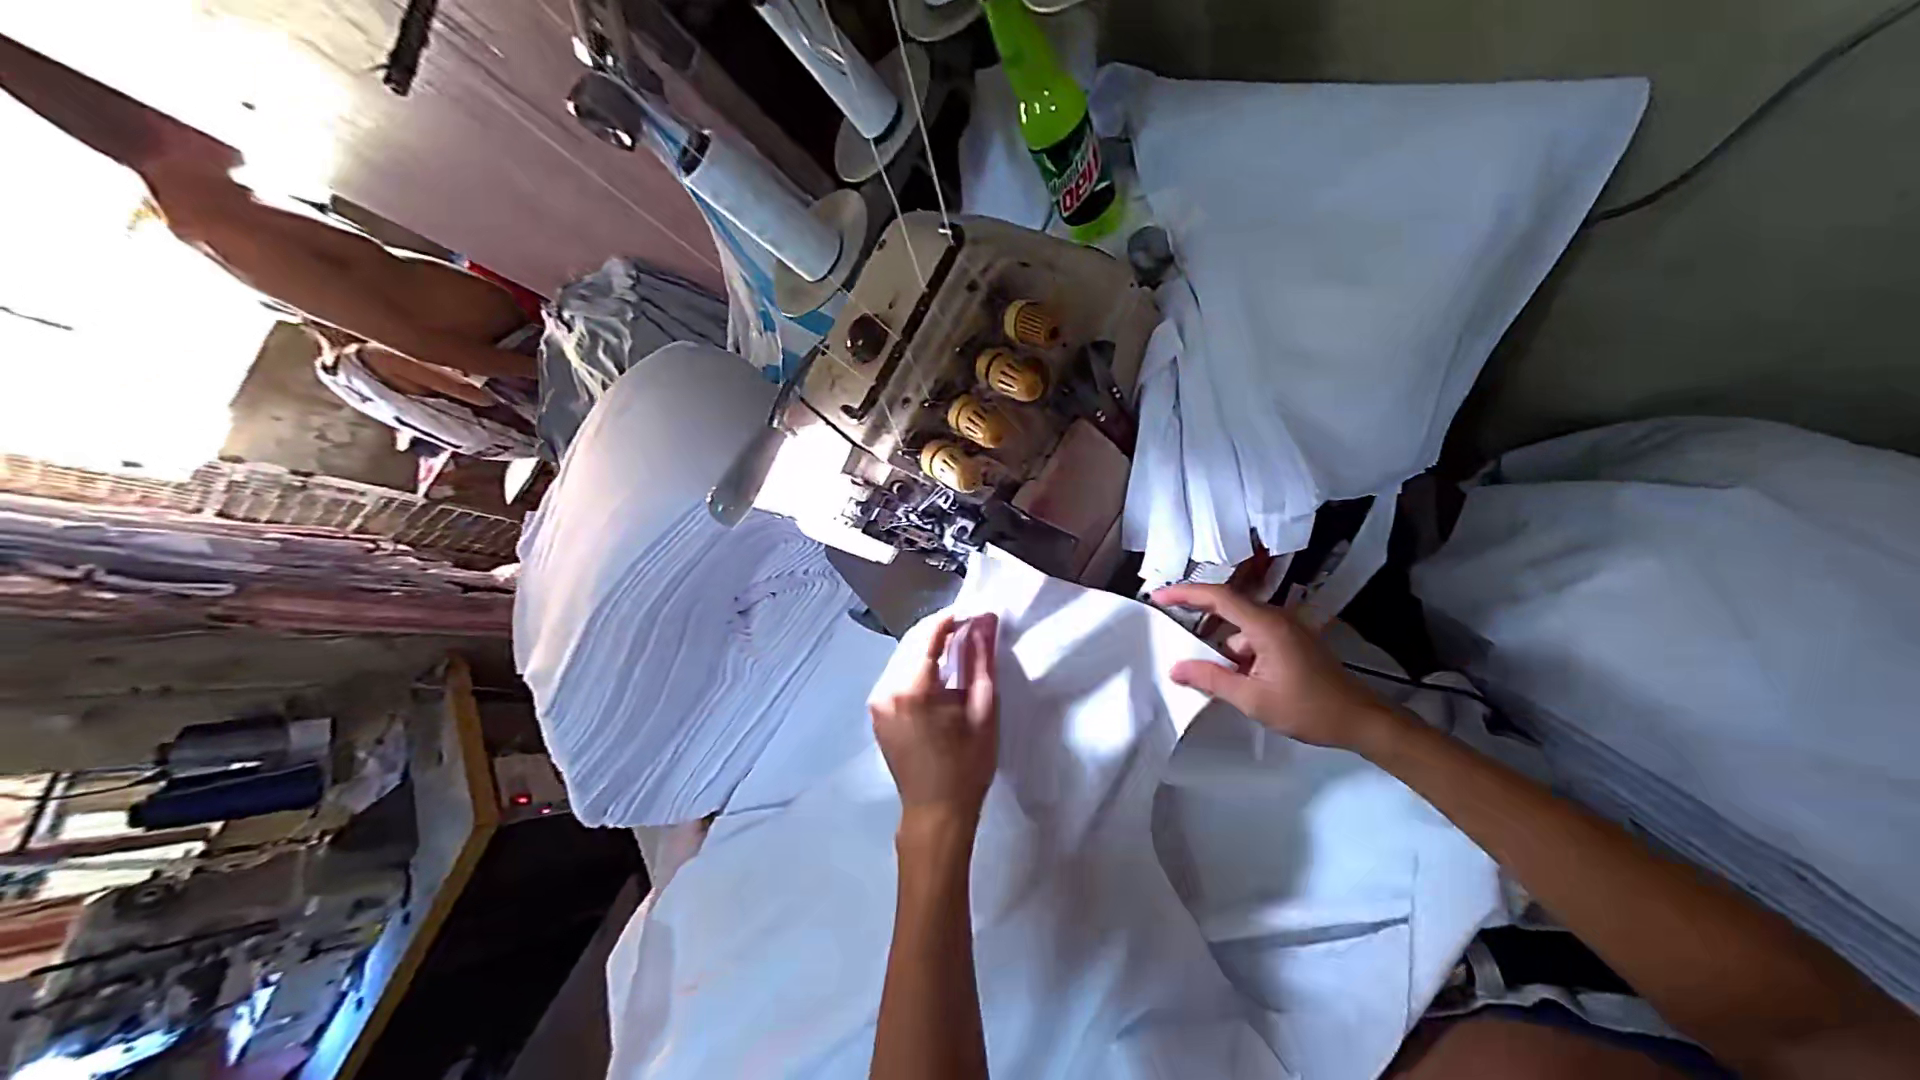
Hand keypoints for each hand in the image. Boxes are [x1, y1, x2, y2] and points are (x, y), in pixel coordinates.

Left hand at [871, 614, 1000, 825]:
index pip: (928, 634)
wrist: (936, 811)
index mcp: (912, 689)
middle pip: (911, 641)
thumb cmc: (967, 766)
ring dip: (929, 646)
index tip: (976, 614)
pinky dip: (918, 665)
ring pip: (902, 655)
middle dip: (940, 630)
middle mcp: (886, 689)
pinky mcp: (876, 710)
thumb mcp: (983, 710)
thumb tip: (985, 622)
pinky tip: (940, 673)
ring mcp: (876, 700)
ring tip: (959, 650)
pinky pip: (896, 673)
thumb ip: (982, 660)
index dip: (952, 618)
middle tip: (972, 629)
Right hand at [1153, 584, 1409, 751]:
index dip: (1185, 593)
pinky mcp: (1292, 642)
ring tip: (1200, 667)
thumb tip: (1176, 669)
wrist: (1362, 720)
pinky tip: (1232, 676)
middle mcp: (1276, 619)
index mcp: (1266, 626)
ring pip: (1240, 628)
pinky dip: (1238, 652)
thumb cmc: (1309, 708)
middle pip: (1227, 607)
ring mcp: (1286, 630)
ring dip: (1220, 644)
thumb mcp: (1253, 698)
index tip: (1158, 596)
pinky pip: (1254, 638)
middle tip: (1167, 621)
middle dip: (1196, 614)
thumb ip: (1211, 680)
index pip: (1218, 597)